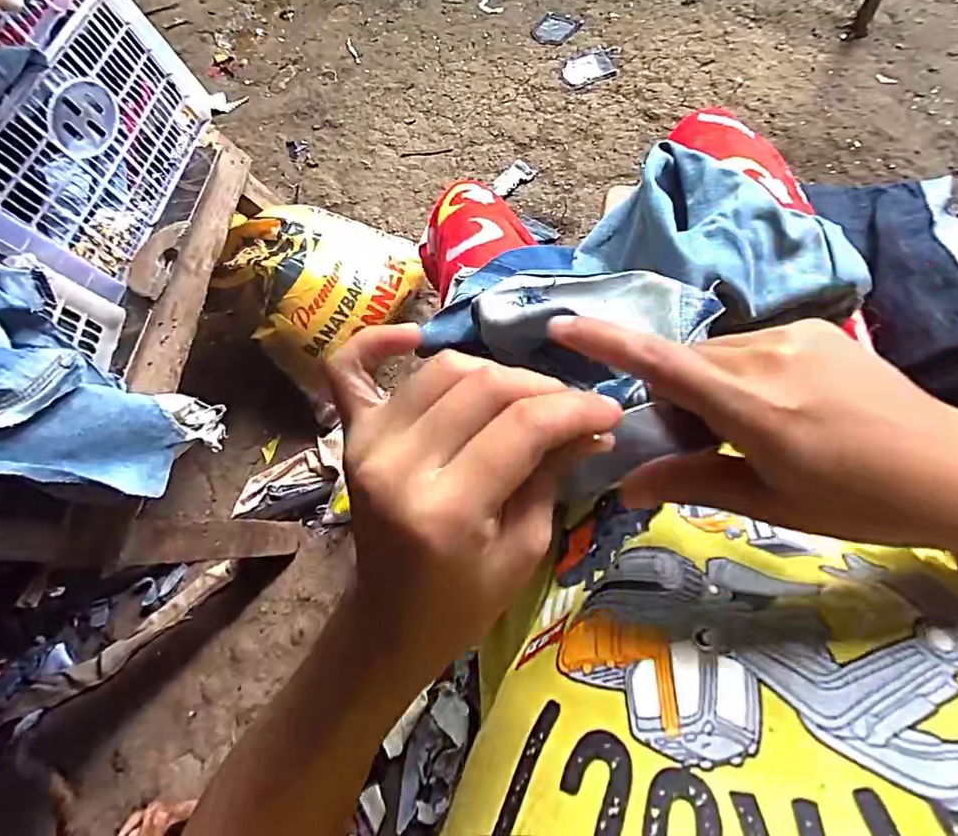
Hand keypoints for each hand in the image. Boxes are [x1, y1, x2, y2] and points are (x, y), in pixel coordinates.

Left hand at [323, 324, 622, 678]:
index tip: (608, 409)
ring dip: (495, 371)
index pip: (521, 427)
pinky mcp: (352, 434)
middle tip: (572, 406)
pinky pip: (349, 368)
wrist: (390, 621)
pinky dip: (377, 341)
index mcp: (445, 510)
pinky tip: (414, 335)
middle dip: (543, 388)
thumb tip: (592, 423)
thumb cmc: (464, 599)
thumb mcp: (526, 547)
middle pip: (484, 387)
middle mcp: (399, 465)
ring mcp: (367, 443)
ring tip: (524, 394)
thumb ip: (552, 473)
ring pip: (443, 368)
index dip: (573, 409)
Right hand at [548, 316, 957, 561]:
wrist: (952, 468)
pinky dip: (738, 373)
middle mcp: (766, 355)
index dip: (607, 340)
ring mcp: (793, 334)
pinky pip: (750, 345)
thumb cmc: (860, 502)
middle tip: (692, 441)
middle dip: (671, 394)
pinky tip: (777, 407)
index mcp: (753, 406)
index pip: (662, 362)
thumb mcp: (772, 503)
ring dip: (707, 385)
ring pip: (717, 353)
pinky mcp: (813, 328)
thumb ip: (694, 481)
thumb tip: (627, 483)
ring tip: (744, 431)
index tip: (563, 326)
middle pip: (686, 361)